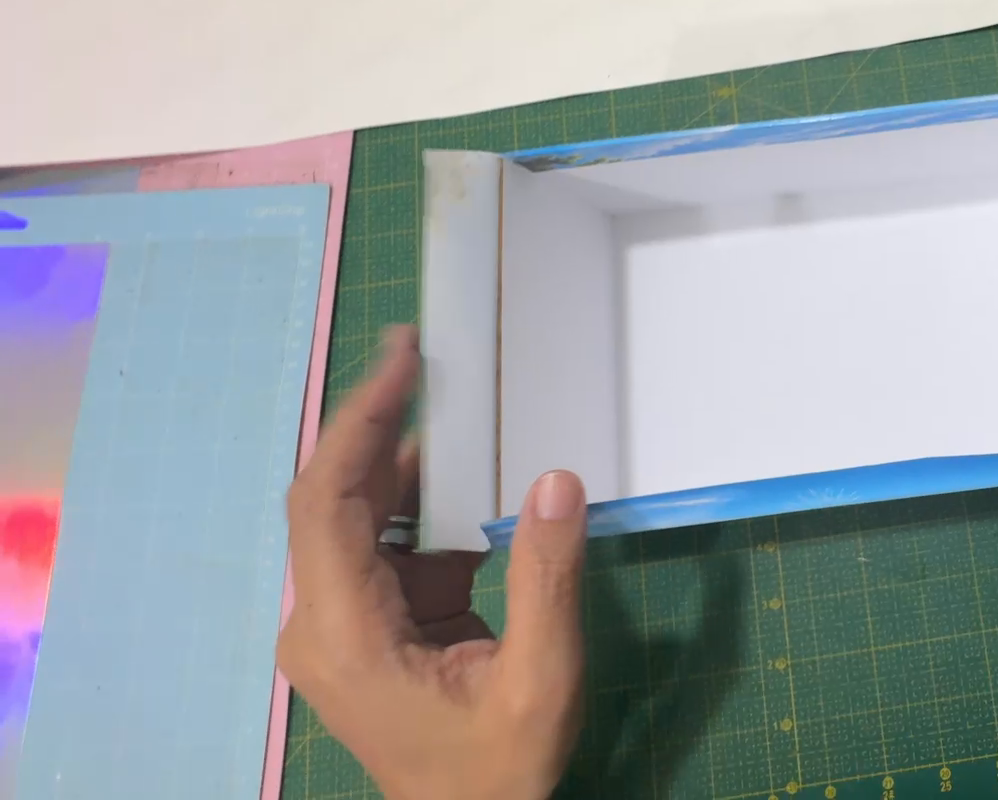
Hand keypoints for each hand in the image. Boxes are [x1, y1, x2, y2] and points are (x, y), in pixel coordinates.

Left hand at [277, 326, 588, 799]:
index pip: (329, 503)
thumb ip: (548, 575)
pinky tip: (471, 468)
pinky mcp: (376, 616)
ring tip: (455, 396)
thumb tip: (557, 478)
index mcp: (345, 630)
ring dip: (406, 452)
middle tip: (427, 354)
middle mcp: (324, 616)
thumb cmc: (500, 761)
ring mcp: (347, 617)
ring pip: (362, 511)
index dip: (361, 424)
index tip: (402, 363)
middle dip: (379, 420)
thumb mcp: (543, 672)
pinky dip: (427, 492)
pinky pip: (393, 536)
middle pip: (336, 496)